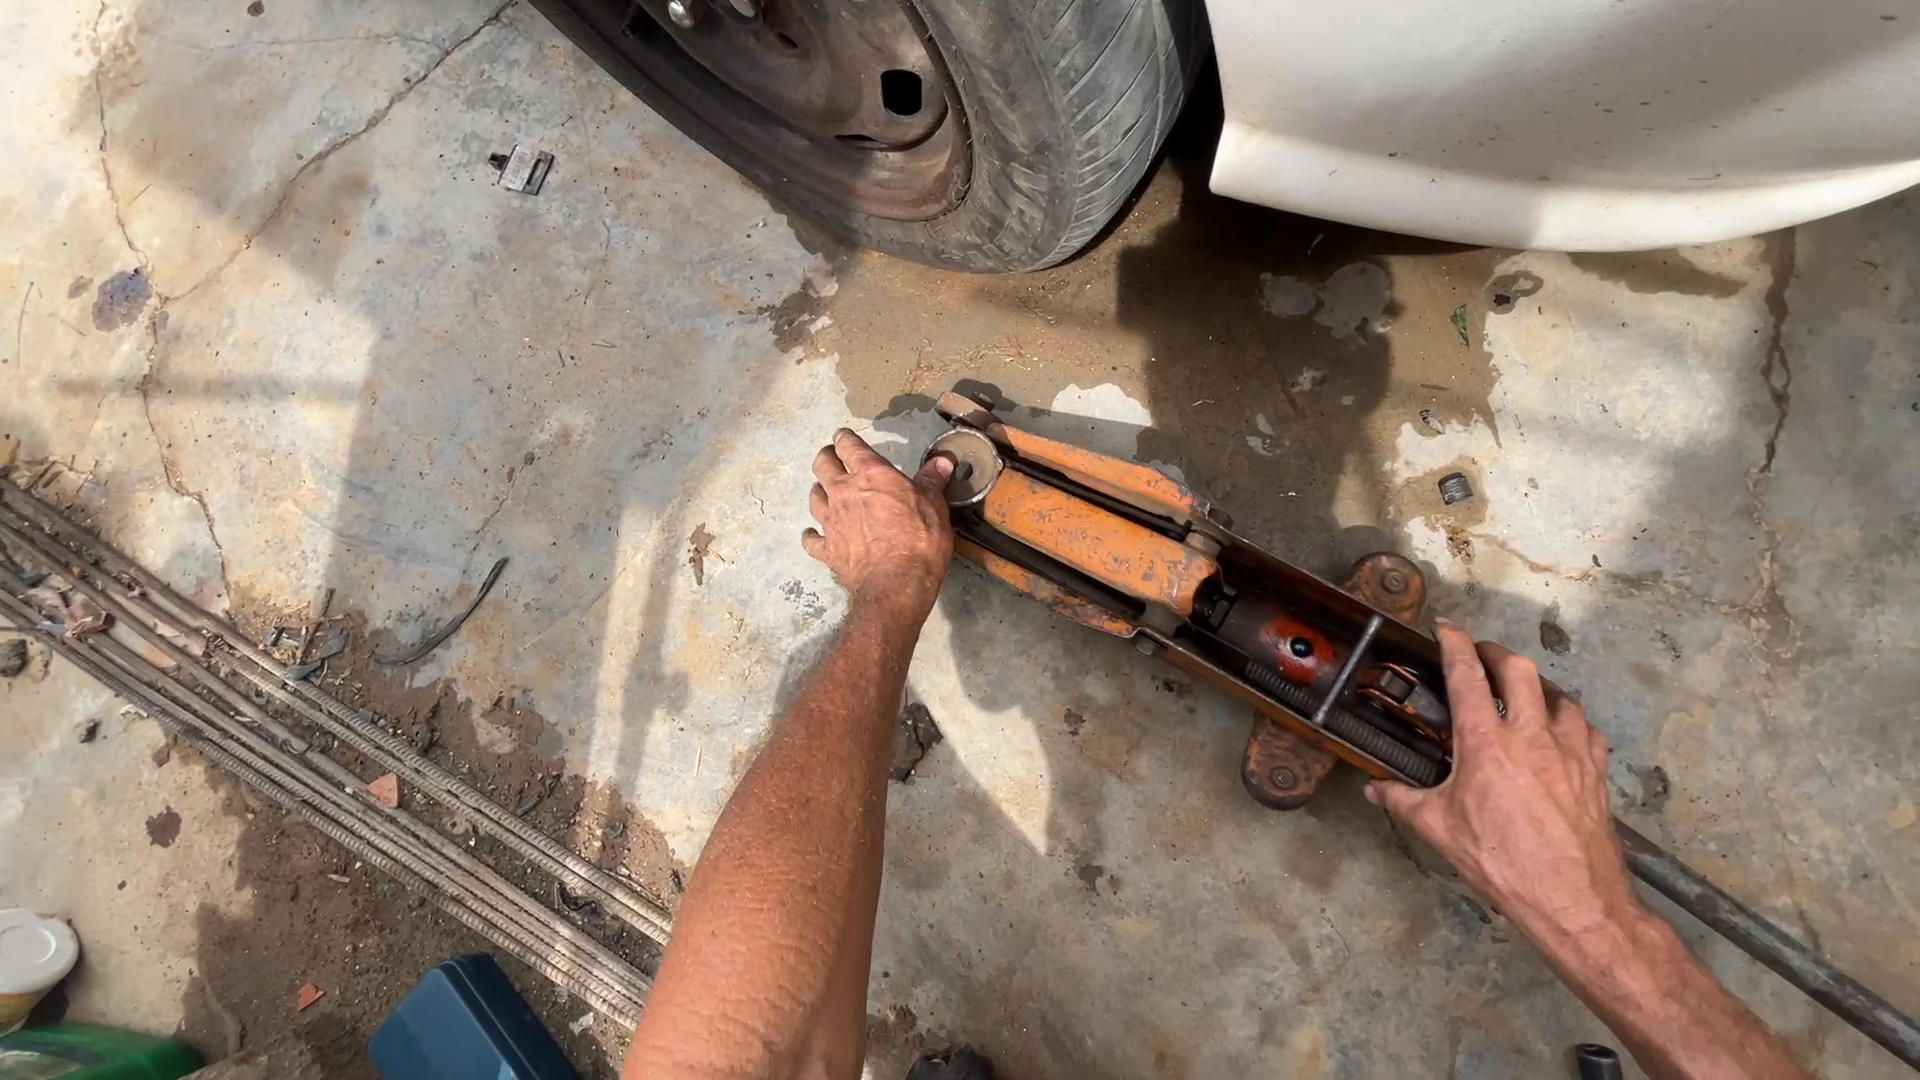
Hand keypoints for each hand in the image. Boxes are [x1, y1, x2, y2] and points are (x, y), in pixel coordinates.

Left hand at [803, 429, 954, 621]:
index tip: (843, 435)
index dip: (845, 438)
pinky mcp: (827, 550)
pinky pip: (811, 539)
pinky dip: (812, 535)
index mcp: (870, 475)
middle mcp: (843, 493)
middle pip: (822, 466)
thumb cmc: (919, 539)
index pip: (850, 446)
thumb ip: (933, 480)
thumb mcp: (934, 505)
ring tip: (825, 491)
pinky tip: (813, 535)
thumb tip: (944, 459)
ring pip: (814, 497)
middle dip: (826, 457)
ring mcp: (831, 522)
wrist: (896, 584)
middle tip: (831, 457)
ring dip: (819, 491)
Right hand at [1367, 619, 1638, 947]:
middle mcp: (1530, 735)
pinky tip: (1558, 730)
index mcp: (1485, 742)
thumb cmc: (1500, 859)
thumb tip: (1373, 790)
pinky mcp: (1597, 772)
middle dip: (1496, 652)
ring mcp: (1570, 751)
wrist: (1575, 901)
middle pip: (1520, 669)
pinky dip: (1568, 718)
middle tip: (1479, 654)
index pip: (1467, 675)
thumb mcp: (1437, 828)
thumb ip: (1401, 800)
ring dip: (1536, 684)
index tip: (1445, 626)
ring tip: (1520, 690)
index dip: (1453, 642)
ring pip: (1559, 694)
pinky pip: (1586, 728)